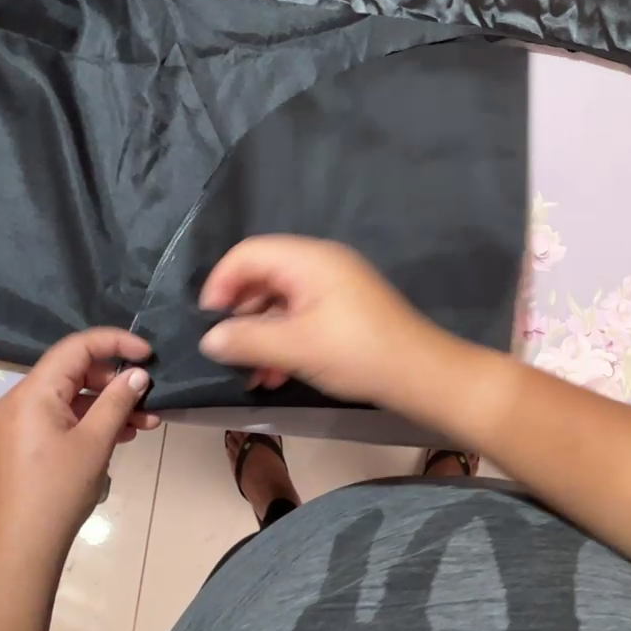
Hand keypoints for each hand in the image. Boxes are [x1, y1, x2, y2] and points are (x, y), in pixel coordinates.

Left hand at [0, 329, 158, 568]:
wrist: (12, 554)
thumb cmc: (55, 493)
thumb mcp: (94, 443)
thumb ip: (118, 402)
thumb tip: (138, 373)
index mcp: (32, 393)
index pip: (77, 347)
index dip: (116, 343)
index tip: (149, 354)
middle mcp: (19, 401)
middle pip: (74, 372)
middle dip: (116, 380)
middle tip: (151, 397)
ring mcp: (18, 426)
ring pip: (71, 399)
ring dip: (109, 405)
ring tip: (146, 424)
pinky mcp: (22, 447)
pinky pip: (60, 419)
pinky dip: (90, 422)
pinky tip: (120, 437)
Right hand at [198, 235, 450, 404]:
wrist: (422, 375)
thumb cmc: (358, 353)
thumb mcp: (296, 348)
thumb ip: (247, 341)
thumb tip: (209, 339)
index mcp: (309, 259)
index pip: (248, 253)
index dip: (221, 283)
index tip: (208, 320)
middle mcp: (321, 265)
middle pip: (263, 278)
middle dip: (241, 316)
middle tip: (226, 351)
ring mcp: (335, 288)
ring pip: (280, 303)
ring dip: (261, 336)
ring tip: (251, 374)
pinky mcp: (345, 312)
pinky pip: (301, 318)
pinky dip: (284, 342)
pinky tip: (275, 376)